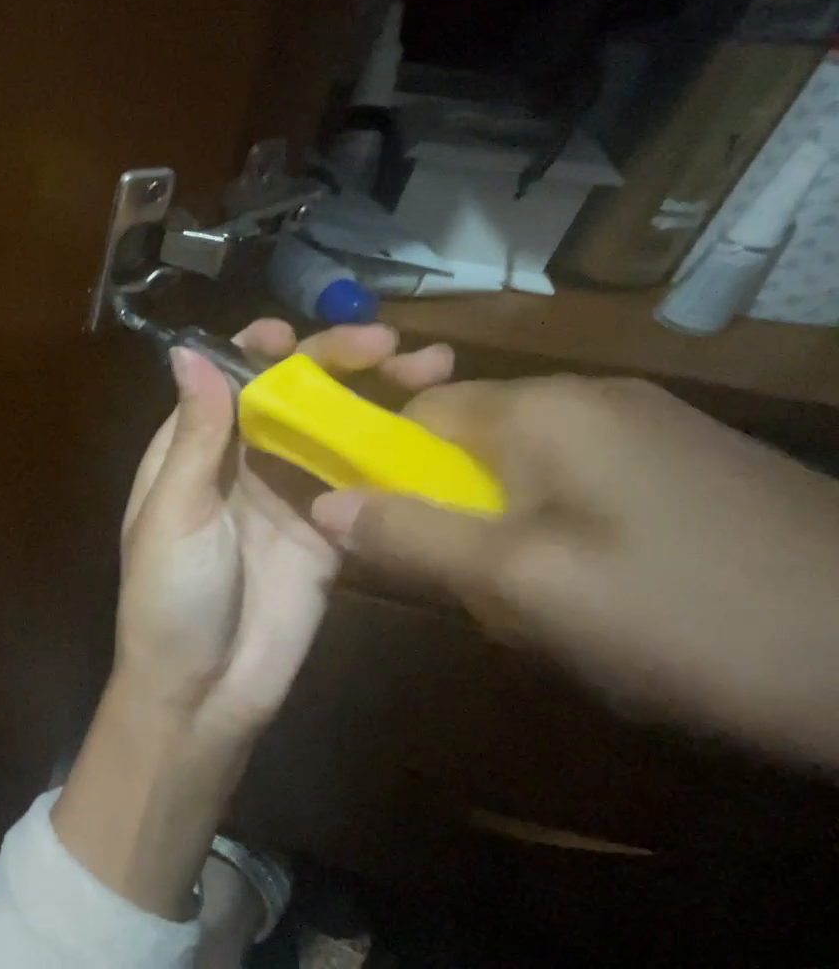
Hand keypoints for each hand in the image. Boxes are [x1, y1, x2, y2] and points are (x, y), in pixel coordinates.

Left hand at [53, 321, 451, 919]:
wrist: (205, 690)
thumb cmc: (170, 597)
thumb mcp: (172, 512)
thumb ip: (192, 436)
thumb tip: (187, 353)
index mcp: (188, 452)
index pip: (225, 382)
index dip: (256, 351)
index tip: (289, 332)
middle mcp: (239, 464)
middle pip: (288, 396)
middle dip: (331, 362)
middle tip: (384, 342)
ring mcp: (289, 496)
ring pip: (333, 429)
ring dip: (375, 394)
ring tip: (428, 364)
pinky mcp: (332, 533)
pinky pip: (364, 480)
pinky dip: (396, 450)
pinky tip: (439, 421)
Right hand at [311, 375, 838, 768]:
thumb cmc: (692, 617)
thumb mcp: (525, 586)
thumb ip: (411, 538)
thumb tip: (320, 504)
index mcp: (541, 408)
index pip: (408, 415)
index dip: (380, 475)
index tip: (389, 544)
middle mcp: (590, 397)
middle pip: (464, 446)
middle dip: (453, 518)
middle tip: (485, 594)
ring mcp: (652, 427)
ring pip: (522, 474)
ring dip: (508, 536)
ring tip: (551, 609)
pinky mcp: (694, 466)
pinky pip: (582, 489)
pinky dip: (566, 537)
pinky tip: (613, 598)